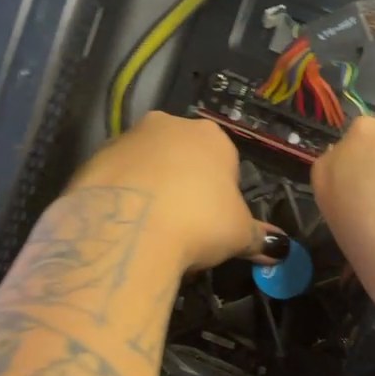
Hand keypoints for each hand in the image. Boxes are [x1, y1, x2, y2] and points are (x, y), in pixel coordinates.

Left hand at [69, 112, 267, 271]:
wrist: (128, 229)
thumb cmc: (199, 222)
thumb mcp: (240, 235)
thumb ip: (260, 238)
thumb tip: (281, 250)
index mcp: (211, 136)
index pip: (224, 161)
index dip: (223, 194)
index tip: (217, 221)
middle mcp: (167, 125)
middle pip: (182, 156)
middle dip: (185, 185)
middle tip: (187, 225)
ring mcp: (126, 139)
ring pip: (147, 165)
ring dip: (153, 190)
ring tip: (155, 231)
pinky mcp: (93, 160)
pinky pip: (117, 181)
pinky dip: (123, 200)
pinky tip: (128, 228)